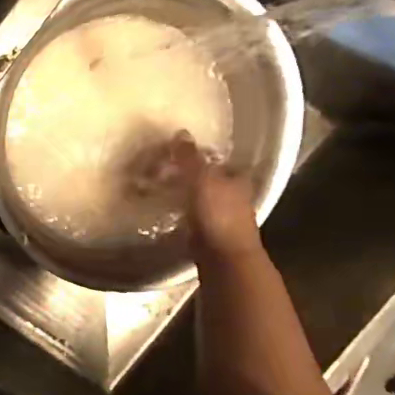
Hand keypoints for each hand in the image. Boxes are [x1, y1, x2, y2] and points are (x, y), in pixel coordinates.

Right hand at [159, 133, 263, 260]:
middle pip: (208, 179)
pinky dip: (178, 213)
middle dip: (186, 175)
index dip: (198, 154)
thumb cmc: (219, 214)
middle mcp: (235, 196)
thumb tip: (180, 132)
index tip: (175, 151)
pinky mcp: (211, 237)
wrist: (226, 261)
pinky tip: (163, 212)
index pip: (218, 159)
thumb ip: (190, 158)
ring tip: (156, 189)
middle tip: (160, 170)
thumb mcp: (202, 179)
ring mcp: (224, 218)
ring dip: (181, 195)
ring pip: (199, 199)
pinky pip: (191, 218)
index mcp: (238, 178)